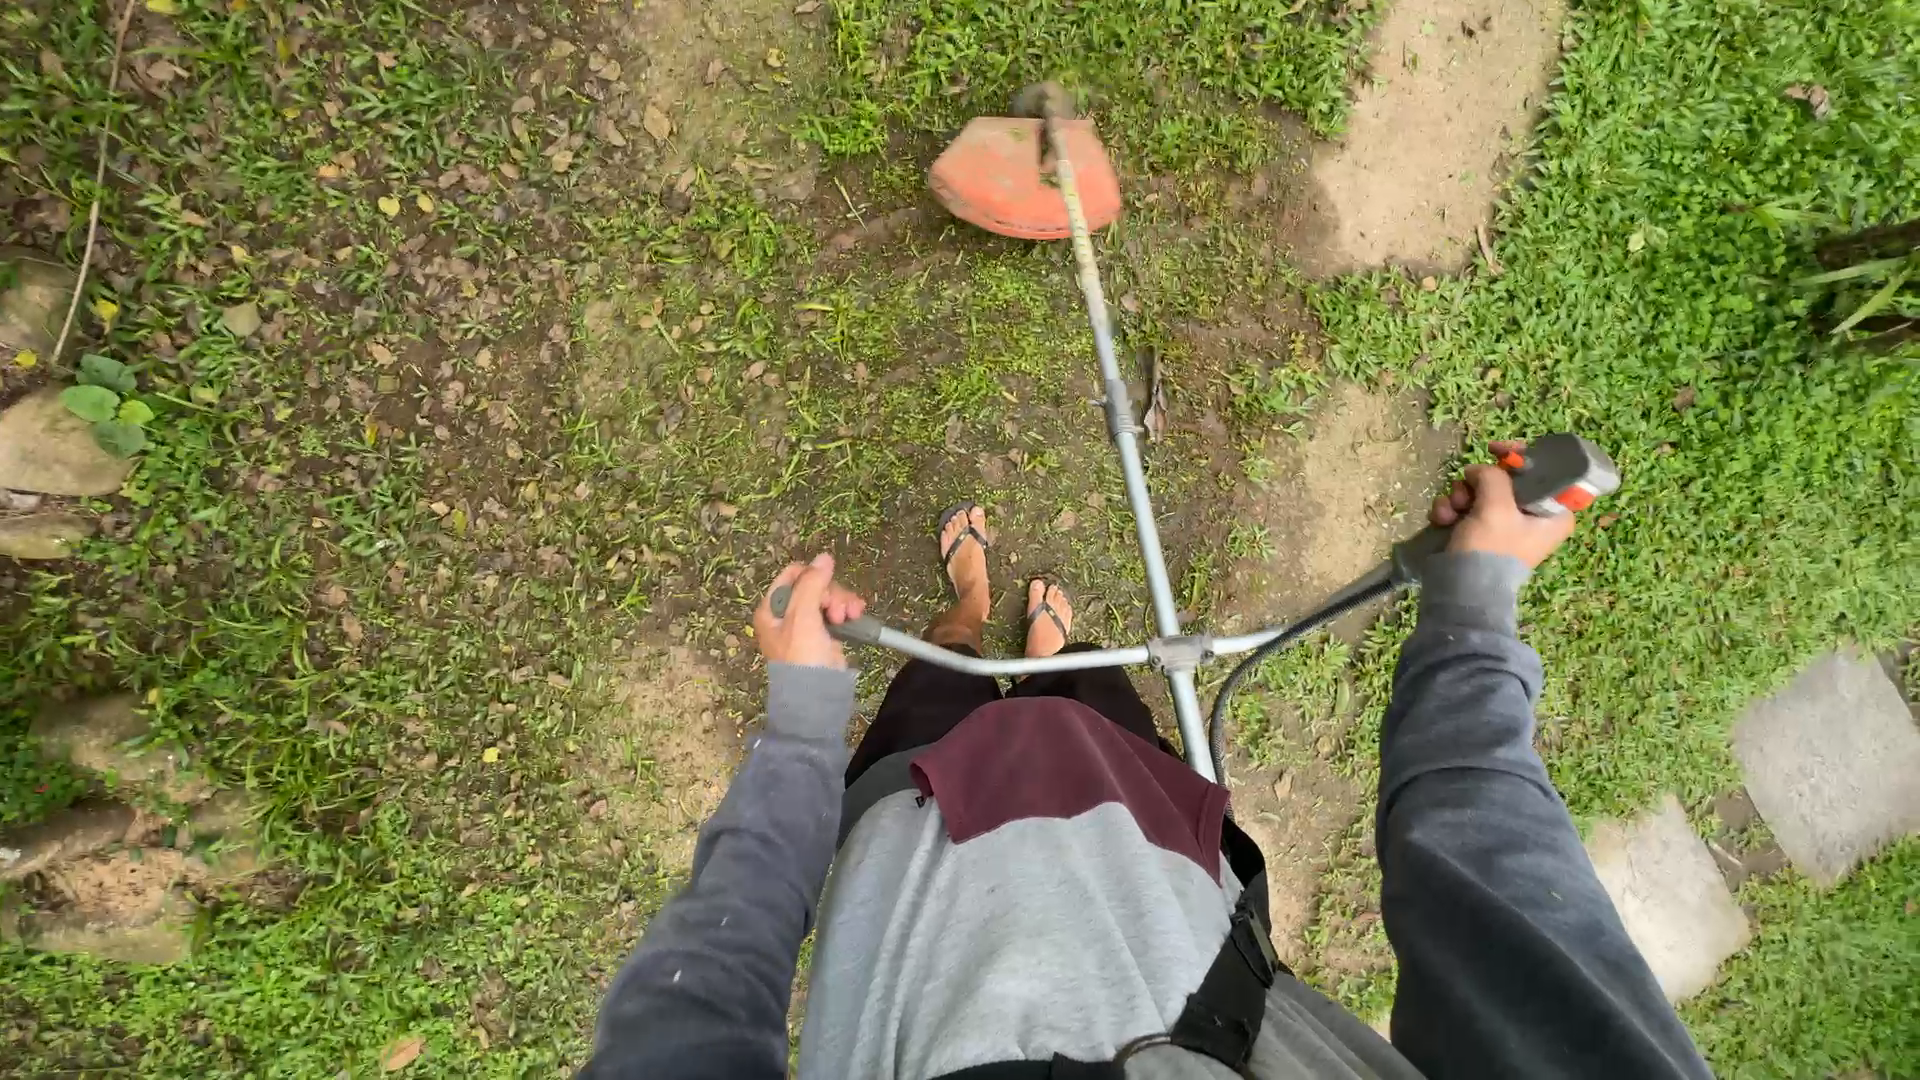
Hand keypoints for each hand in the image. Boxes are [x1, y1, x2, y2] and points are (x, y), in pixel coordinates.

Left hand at [752, 553, 866, 668]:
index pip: (792, 575)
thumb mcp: (802, 616)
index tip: (825, 587)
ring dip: (843, 601)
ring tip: (851, 614)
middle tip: (838, 611)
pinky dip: (847, 610)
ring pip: (829, 596)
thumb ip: (812, 584)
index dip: (813, 576)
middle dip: (832, 593)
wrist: (816, 696)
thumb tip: (824, 556)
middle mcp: (787, 613)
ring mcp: (807, 624)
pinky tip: (856, 615)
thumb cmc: (802, 656)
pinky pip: (837, 611)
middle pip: (814, 584)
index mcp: (772, 608)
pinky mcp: (825, 633)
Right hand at [1430, 441, 1577, 569]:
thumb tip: (1478, 469)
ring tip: (1451, 512)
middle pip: (1505, 481)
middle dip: (1478, 483)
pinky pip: (1462, 508)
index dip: (1522, 458)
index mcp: (1553, 513)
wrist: (1462, 588)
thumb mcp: (1496, 507)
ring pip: (1478, 492)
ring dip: (1458, 496)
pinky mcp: (1476, 532)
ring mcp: (1501, 525)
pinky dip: (1449, 510)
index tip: (1497, 450)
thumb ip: (1492, 477)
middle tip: (1467, 491)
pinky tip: (1442, 520)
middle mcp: (1530, 517)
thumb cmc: (1490, 548)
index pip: (1546, 472)